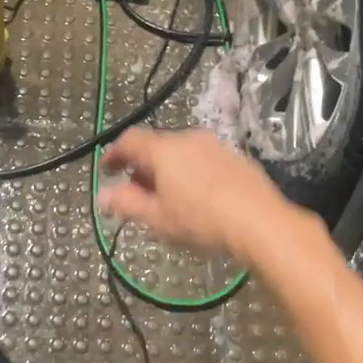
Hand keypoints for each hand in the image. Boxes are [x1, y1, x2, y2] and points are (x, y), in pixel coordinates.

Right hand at [96, 127, 300, 258]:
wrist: (259, 222)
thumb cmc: (201, 220)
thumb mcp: (157, 218)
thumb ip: (126, 204)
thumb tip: (103, 195)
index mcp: (164, 150)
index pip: (130, 141)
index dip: (114, 154)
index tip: (107, 169)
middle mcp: (189, 140)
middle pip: (157, 146)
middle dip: (142, 167)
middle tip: (136, 191)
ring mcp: (216, 147)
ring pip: (182, 153)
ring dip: (168, 171)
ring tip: (167, 197)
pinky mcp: (237, 159)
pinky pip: (204, 161)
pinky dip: (191, 173)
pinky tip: (197, 198)